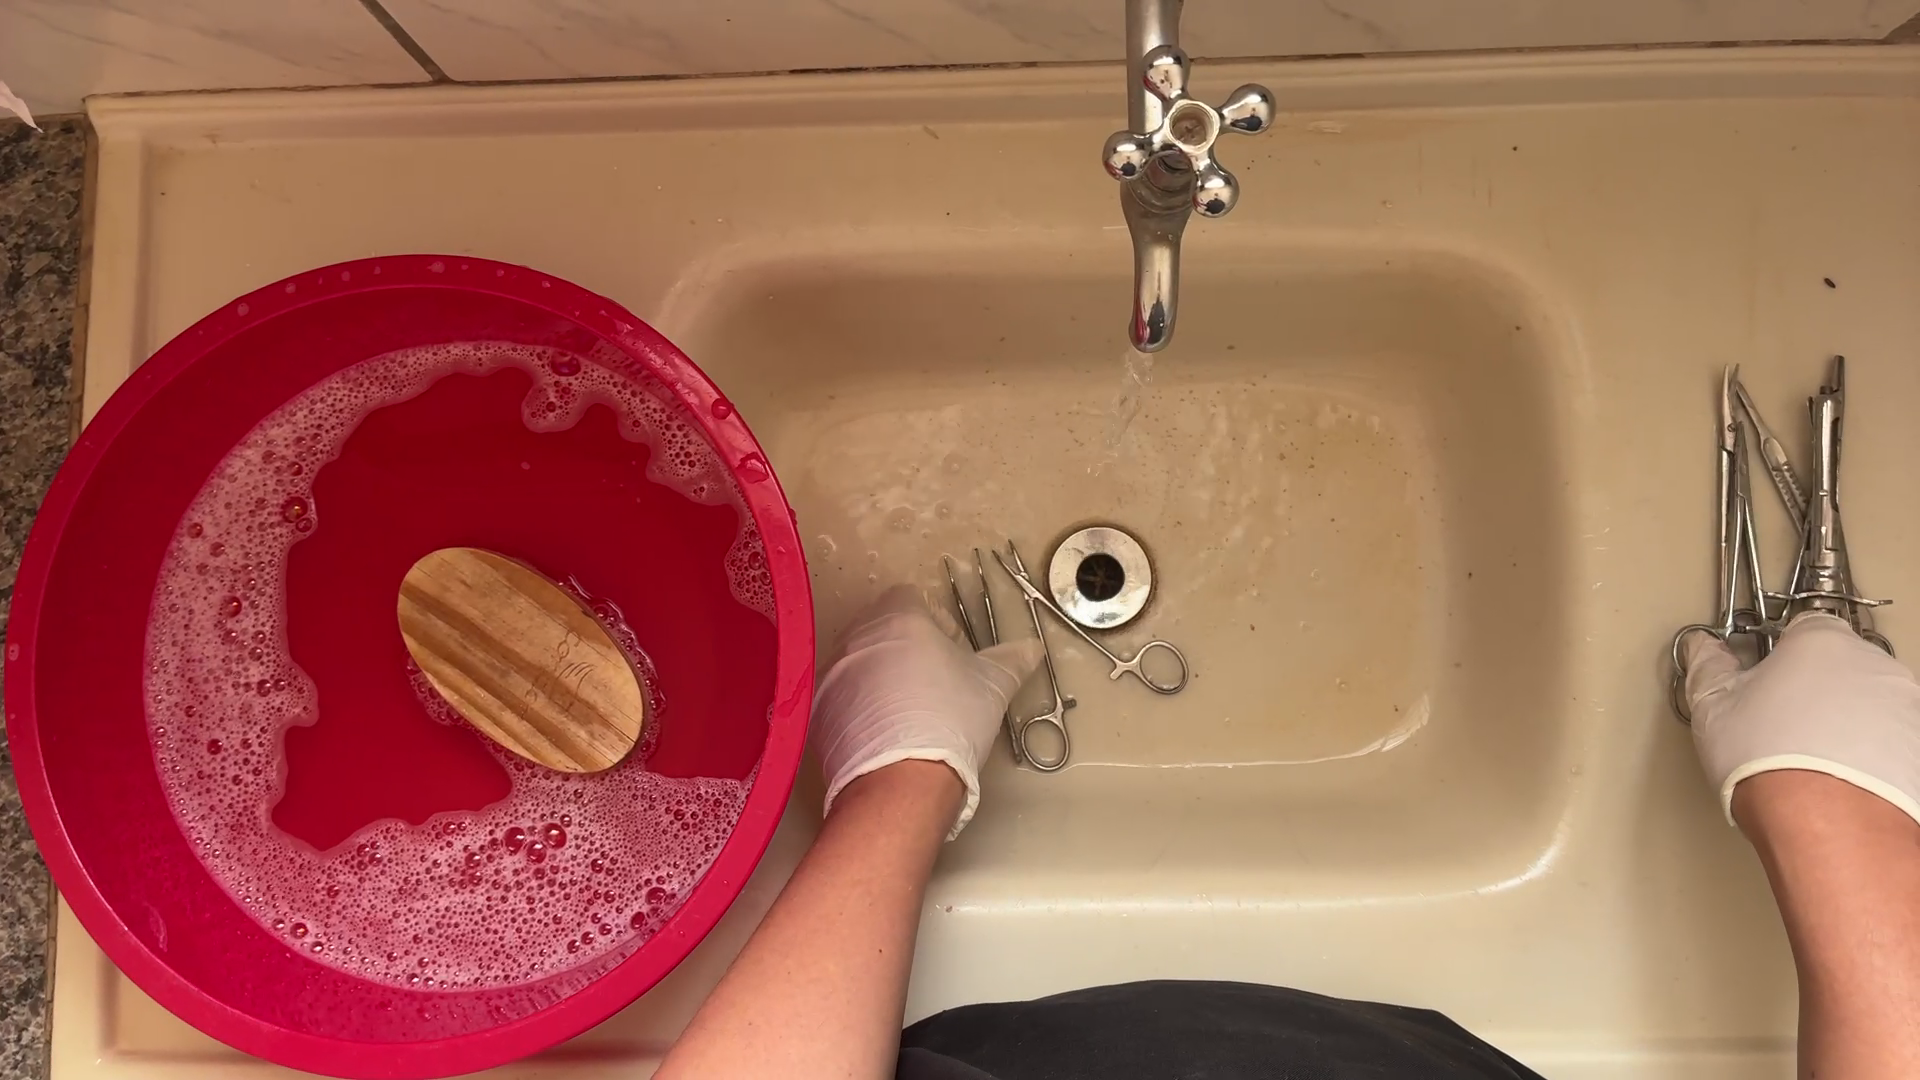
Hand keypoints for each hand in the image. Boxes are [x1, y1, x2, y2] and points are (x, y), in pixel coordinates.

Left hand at [811, 585, 1043, 838]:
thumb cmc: (951, 717)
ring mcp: (831, 671)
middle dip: (905, 646)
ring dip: (880, 675)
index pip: (911, 597)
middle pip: (882, 626)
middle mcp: (858, 635)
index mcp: (899, 617)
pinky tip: (883, 733)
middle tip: (932, 681)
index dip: (934, 620)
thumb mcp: (993, 686)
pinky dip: (859, 705)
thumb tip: (1032, 648)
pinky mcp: (817, 708)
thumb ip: (1012, 660)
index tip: (950, 650)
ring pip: (859, 660)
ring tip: (907, 712)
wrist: (900, 780)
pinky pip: (841, 695)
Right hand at [1682, 612, 1919, 829]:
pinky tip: (1836, 767)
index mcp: (1823, 644)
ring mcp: (1912, 710)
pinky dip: (1871, 744)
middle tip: (1774, 708)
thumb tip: (1703, 647)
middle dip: (1813, 679)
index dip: (1779, 643)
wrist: (1825, 817)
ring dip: (1845, 713)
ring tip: (1805, 744)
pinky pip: (1894, 735)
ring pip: (1872, 699)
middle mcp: (1880, 668)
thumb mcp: (1710, 700)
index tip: (1760, 664)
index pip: (1805, 624)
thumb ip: (1707, 663)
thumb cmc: (1766, 752)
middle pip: (1843, 662)